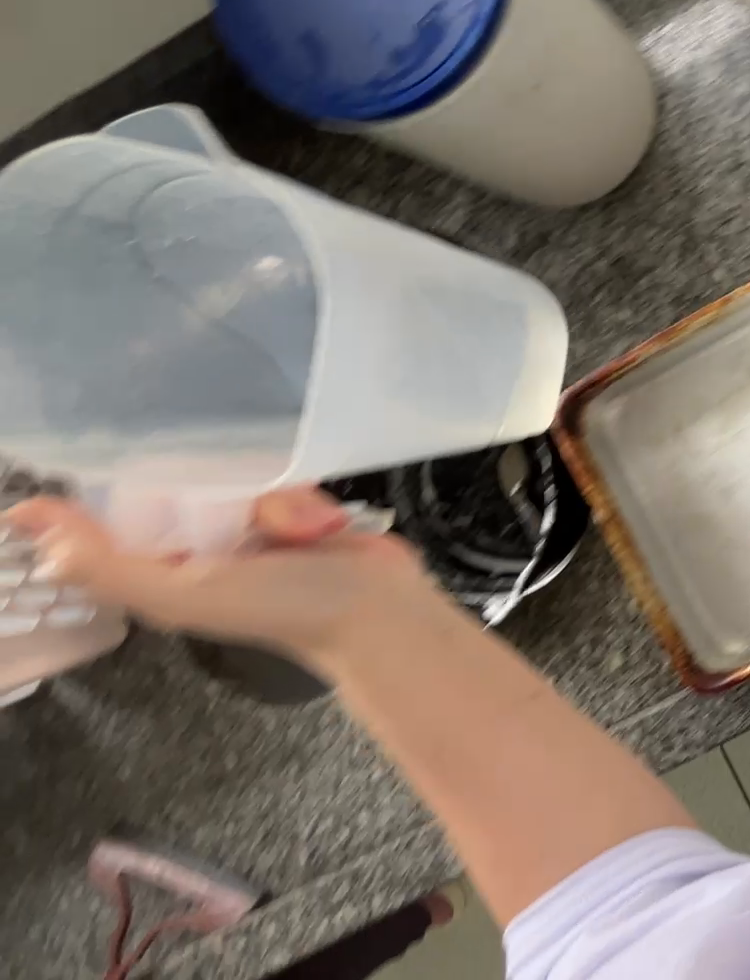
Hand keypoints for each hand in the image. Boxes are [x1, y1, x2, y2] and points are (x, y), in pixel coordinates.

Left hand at [3, 488, 448, 667]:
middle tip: (254, 522)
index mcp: (164, 566)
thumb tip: (21, 516)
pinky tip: (327, 524)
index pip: (127, 511)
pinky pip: (296, 484)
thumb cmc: (281, 606)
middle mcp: (206, 545)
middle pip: (194, 485)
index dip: (135, 490)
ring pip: (251, 481)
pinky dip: (312, 501)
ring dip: (281, 503)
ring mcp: (260, 528)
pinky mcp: (309, 515)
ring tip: (306, 533)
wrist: (377, 608)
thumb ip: (103, 562)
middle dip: (228, 493)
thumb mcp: (180, 593)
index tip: (160, 478)